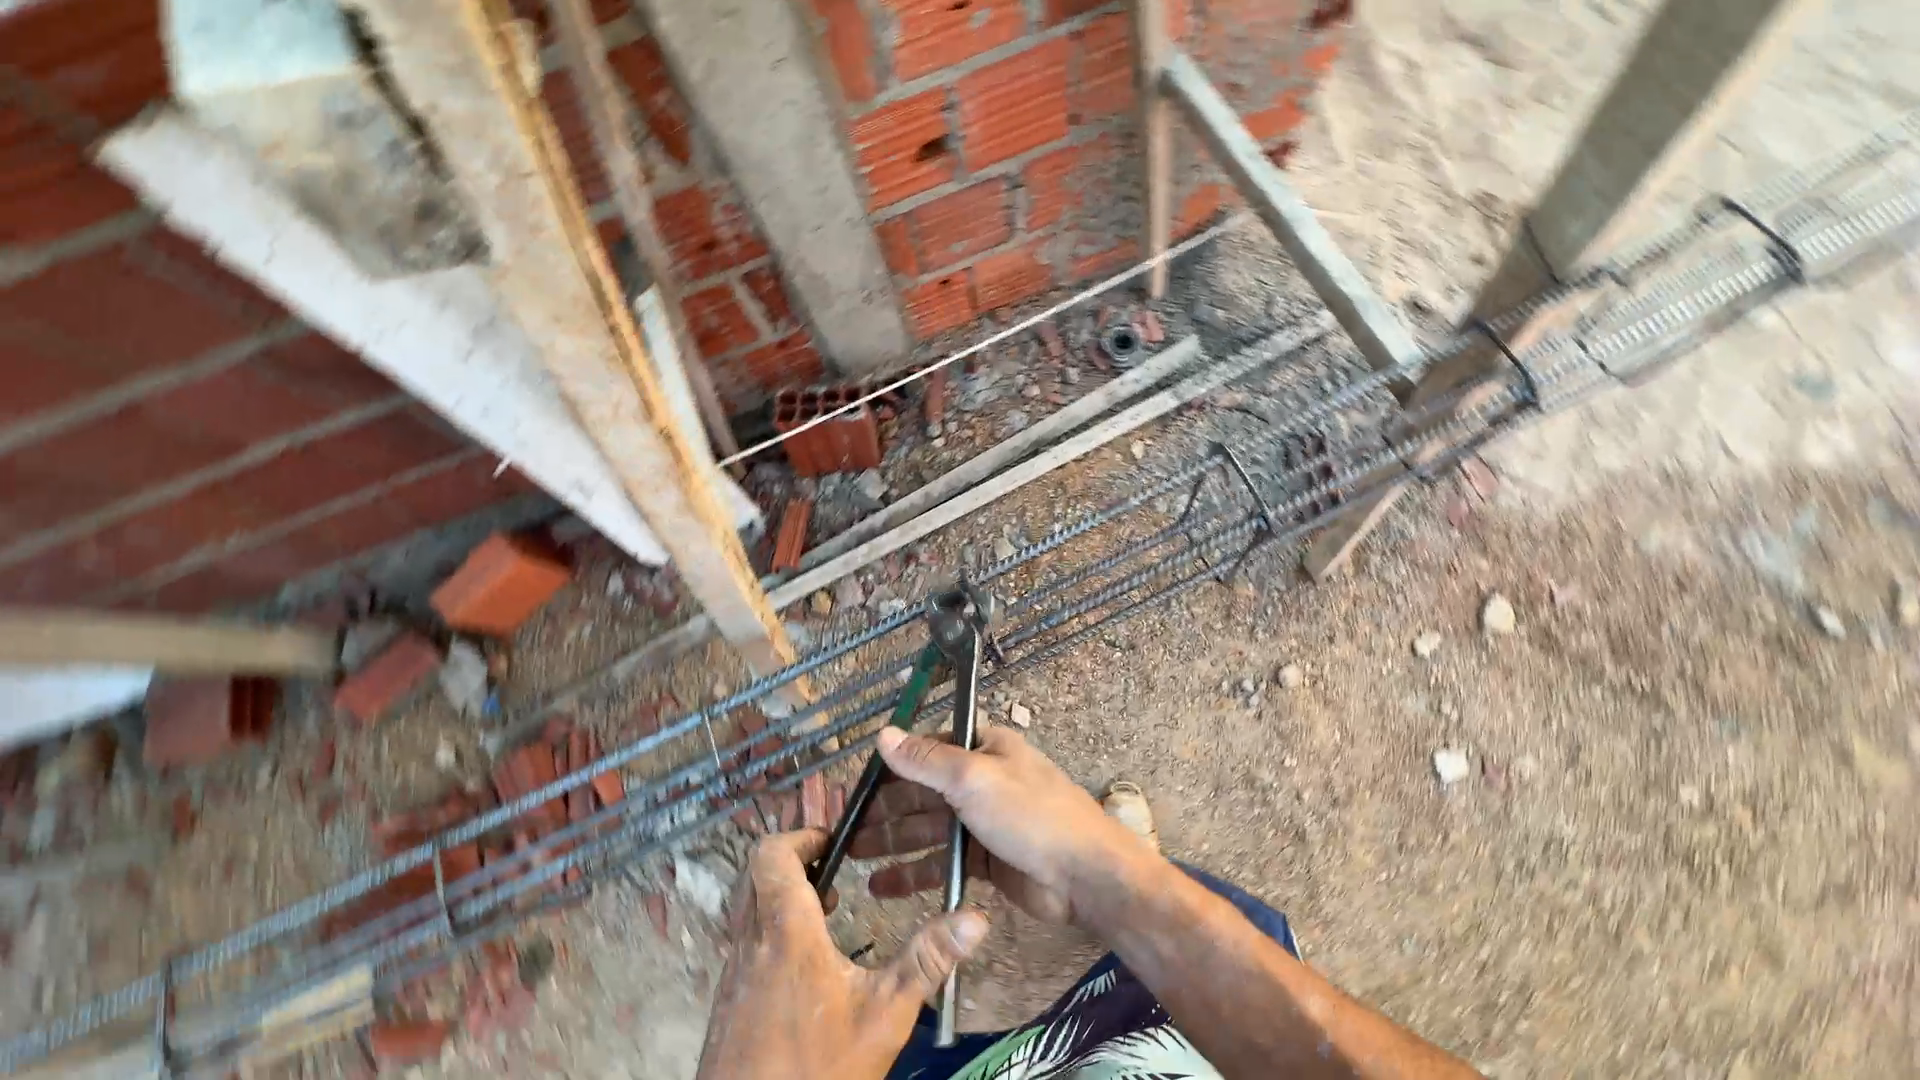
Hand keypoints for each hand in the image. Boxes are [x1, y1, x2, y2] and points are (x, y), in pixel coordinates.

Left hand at [695, 829, 988, 1079]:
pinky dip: (771, 929)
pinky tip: (806, 964)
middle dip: (793, 861)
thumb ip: (927, 960)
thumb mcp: (885, 1015)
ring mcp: (734, 971)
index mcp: (786, 932)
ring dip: (781, 896)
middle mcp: (752, 941)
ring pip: (748, 907)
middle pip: (756, 874)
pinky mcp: (727, 998)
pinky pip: (745, 941)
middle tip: (832, 870)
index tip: (831, 842)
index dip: (798, 836)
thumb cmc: (818, 1069)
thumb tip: (976, 917)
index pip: (771, 855)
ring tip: (826, 913)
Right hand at [850, 725, 1155, 925]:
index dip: (889, 768)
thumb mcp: (974, 778)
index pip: (926, 751)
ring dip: (891, 842)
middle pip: (921, 793)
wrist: (1085, 876)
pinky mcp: (986, 861)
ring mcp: (982, 823)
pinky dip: (913, 872)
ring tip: (851, 859)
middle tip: (841, 831)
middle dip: (883, 811)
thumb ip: (925, 760)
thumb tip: (882, 733)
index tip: (852, 788)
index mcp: (983, 750)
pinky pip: (941, 862)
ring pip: (927, 829)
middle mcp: (980, 781)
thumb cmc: (1030, 814)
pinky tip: (881, 887)